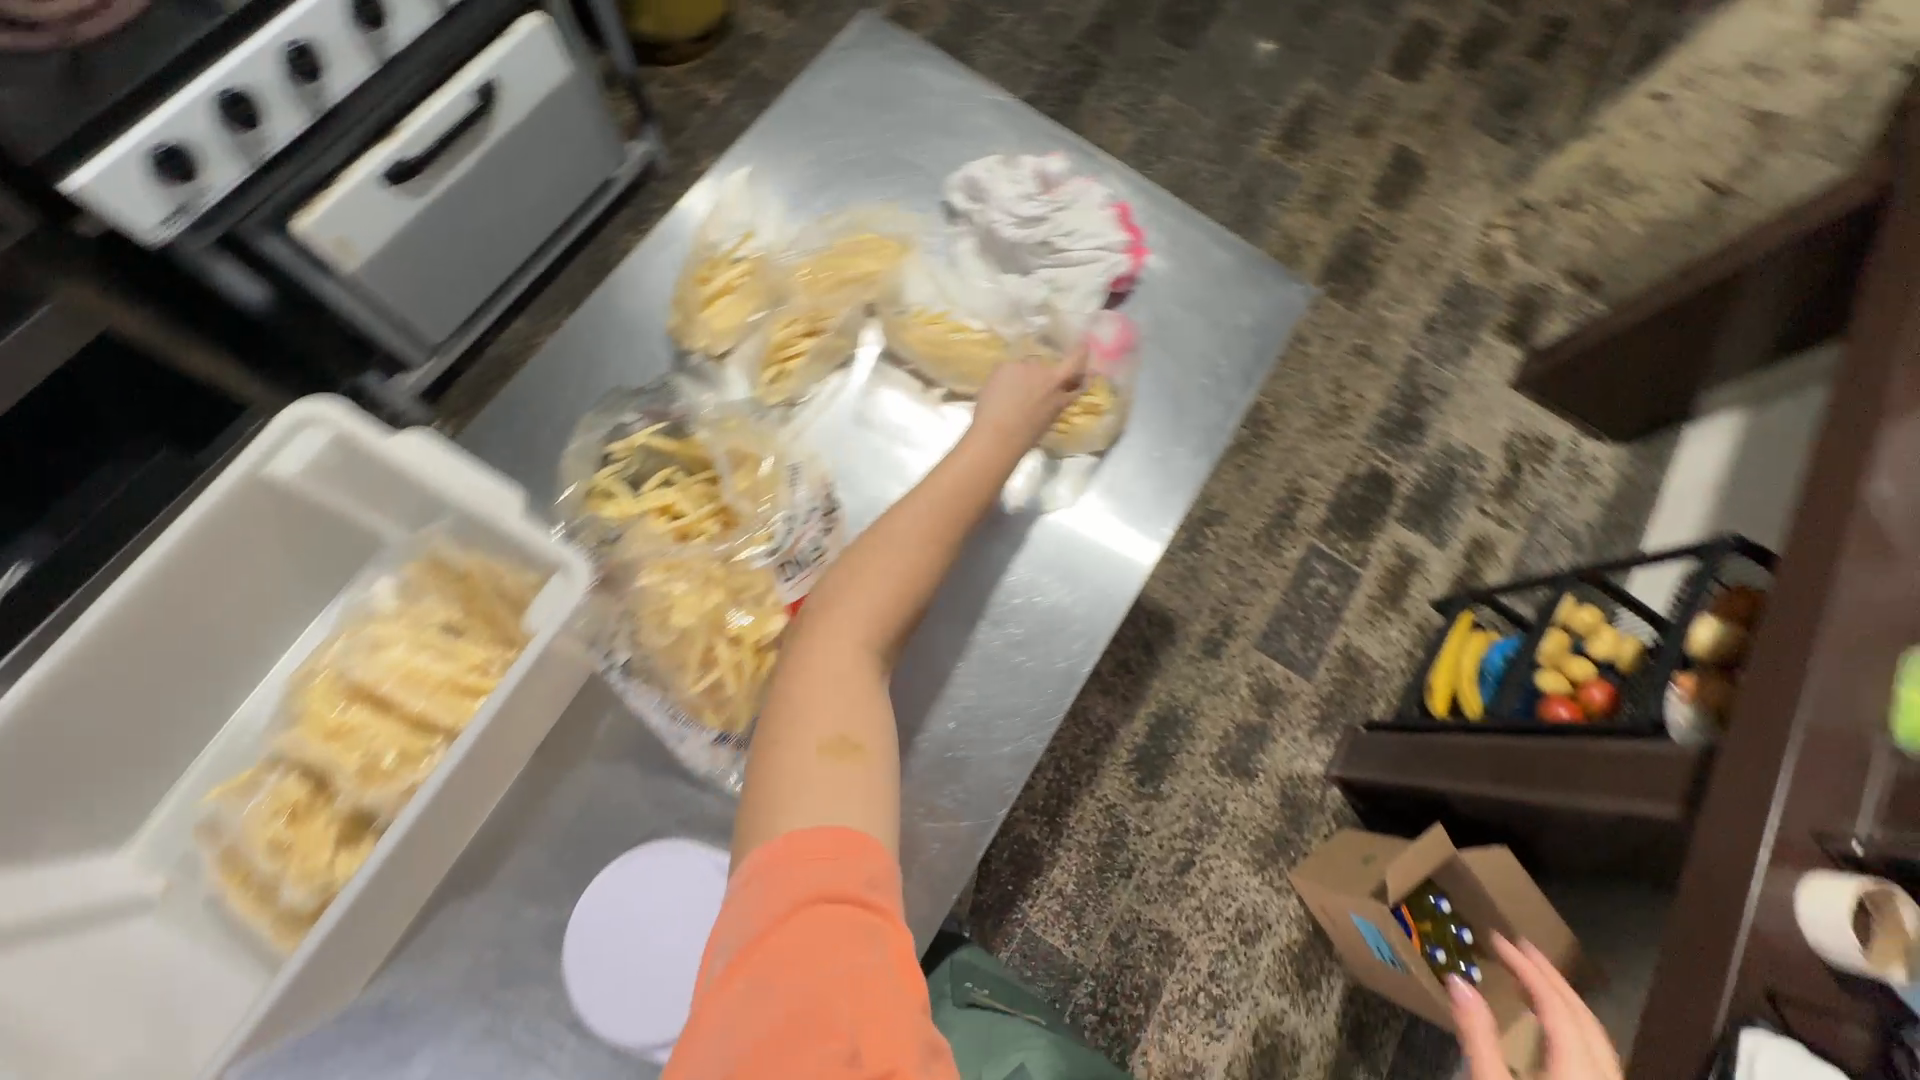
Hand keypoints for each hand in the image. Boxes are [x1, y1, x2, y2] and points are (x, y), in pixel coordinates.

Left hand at [968, 349, 1087, 451]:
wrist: (996, 436)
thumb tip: (1065, 389)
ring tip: (1010, 396)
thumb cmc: (1025, 435)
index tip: (1081, 346)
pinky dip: (1005, 378)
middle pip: (1046, 365)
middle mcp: (1044, 370)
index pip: (1076, 359)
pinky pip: (1008, 368)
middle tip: (1028, 391)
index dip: (1080, 351)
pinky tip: (998, 394)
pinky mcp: (1005, 364)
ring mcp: (1024, 365)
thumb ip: (1060, 397)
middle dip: (1040, 375)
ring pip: (1025, 367)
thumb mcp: (1051, 416)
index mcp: (1059, 385)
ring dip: (1022, 377)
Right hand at [1450, 934, 1620, 1079]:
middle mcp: (1602, 1079)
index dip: (1527, 968)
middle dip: (1551, 977)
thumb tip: (1458, 982)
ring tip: (1532, 978)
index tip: (1498, 940)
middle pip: (1584, 1018)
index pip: (1555, 1005)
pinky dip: (1574, 1029)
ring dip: (1565, 1002)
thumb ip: (1476, 1036)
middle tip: (1518, 947)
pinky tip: (1553, 1029)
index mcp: (1575, 1071)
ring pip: (1597, 1039)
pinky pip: (1597, 1057)